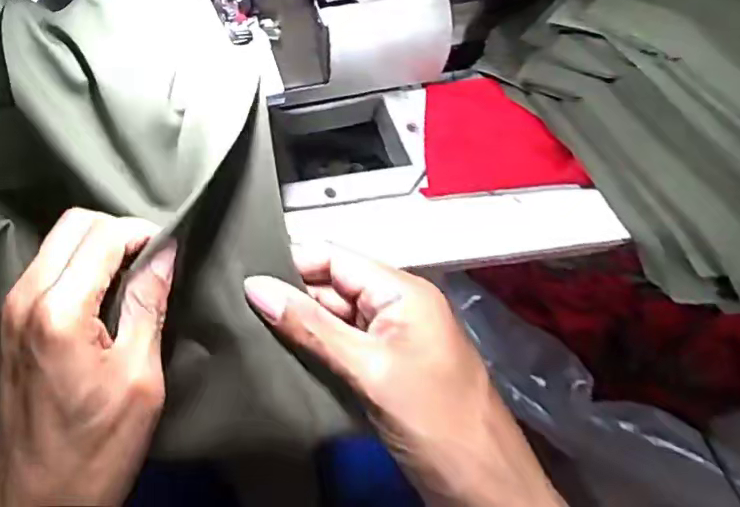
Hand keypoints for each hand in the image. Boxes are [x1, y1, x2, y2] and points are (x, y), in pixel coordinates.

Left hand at [0, 208, 177, 506]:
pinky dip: (78, 260)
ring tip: (130, 273)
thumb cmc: (91, 454)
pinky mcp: (9, 319)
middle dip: (118, 230)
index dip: (143, 233)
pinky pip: (48, 262)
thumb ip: (148, 303)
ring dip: (97, 243)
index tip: (168, 250)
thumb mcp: (138, 378)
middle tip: (149, 258)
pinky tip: (103, 289)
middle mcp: (26, 297)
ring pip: (59, 237)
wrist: (30, 506)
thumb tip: (165, 252)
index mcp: (59, 310)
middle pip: (76, 222)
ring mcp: (11, 307)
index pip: (105, 234)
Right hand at [244, 245, 564, 506]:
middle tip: (247, 310)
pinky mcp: (390, 368)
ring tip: (259, 333)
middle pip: (333, 285)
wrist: (492, 497)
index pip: (335, 256)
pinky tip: (290, 360)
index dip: (293, 263)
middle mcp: (399, 305)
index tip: (249, 278)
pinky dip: (320, 351)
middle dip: (294, 297)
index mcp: (402, 289)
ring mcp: (395, 338)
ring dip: (304, 326)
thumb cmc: (439, 426)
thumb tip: (258, 288)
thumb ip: (311, 328)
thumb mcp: (368, 371)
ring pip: (337, 317)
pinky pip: (346, 345)